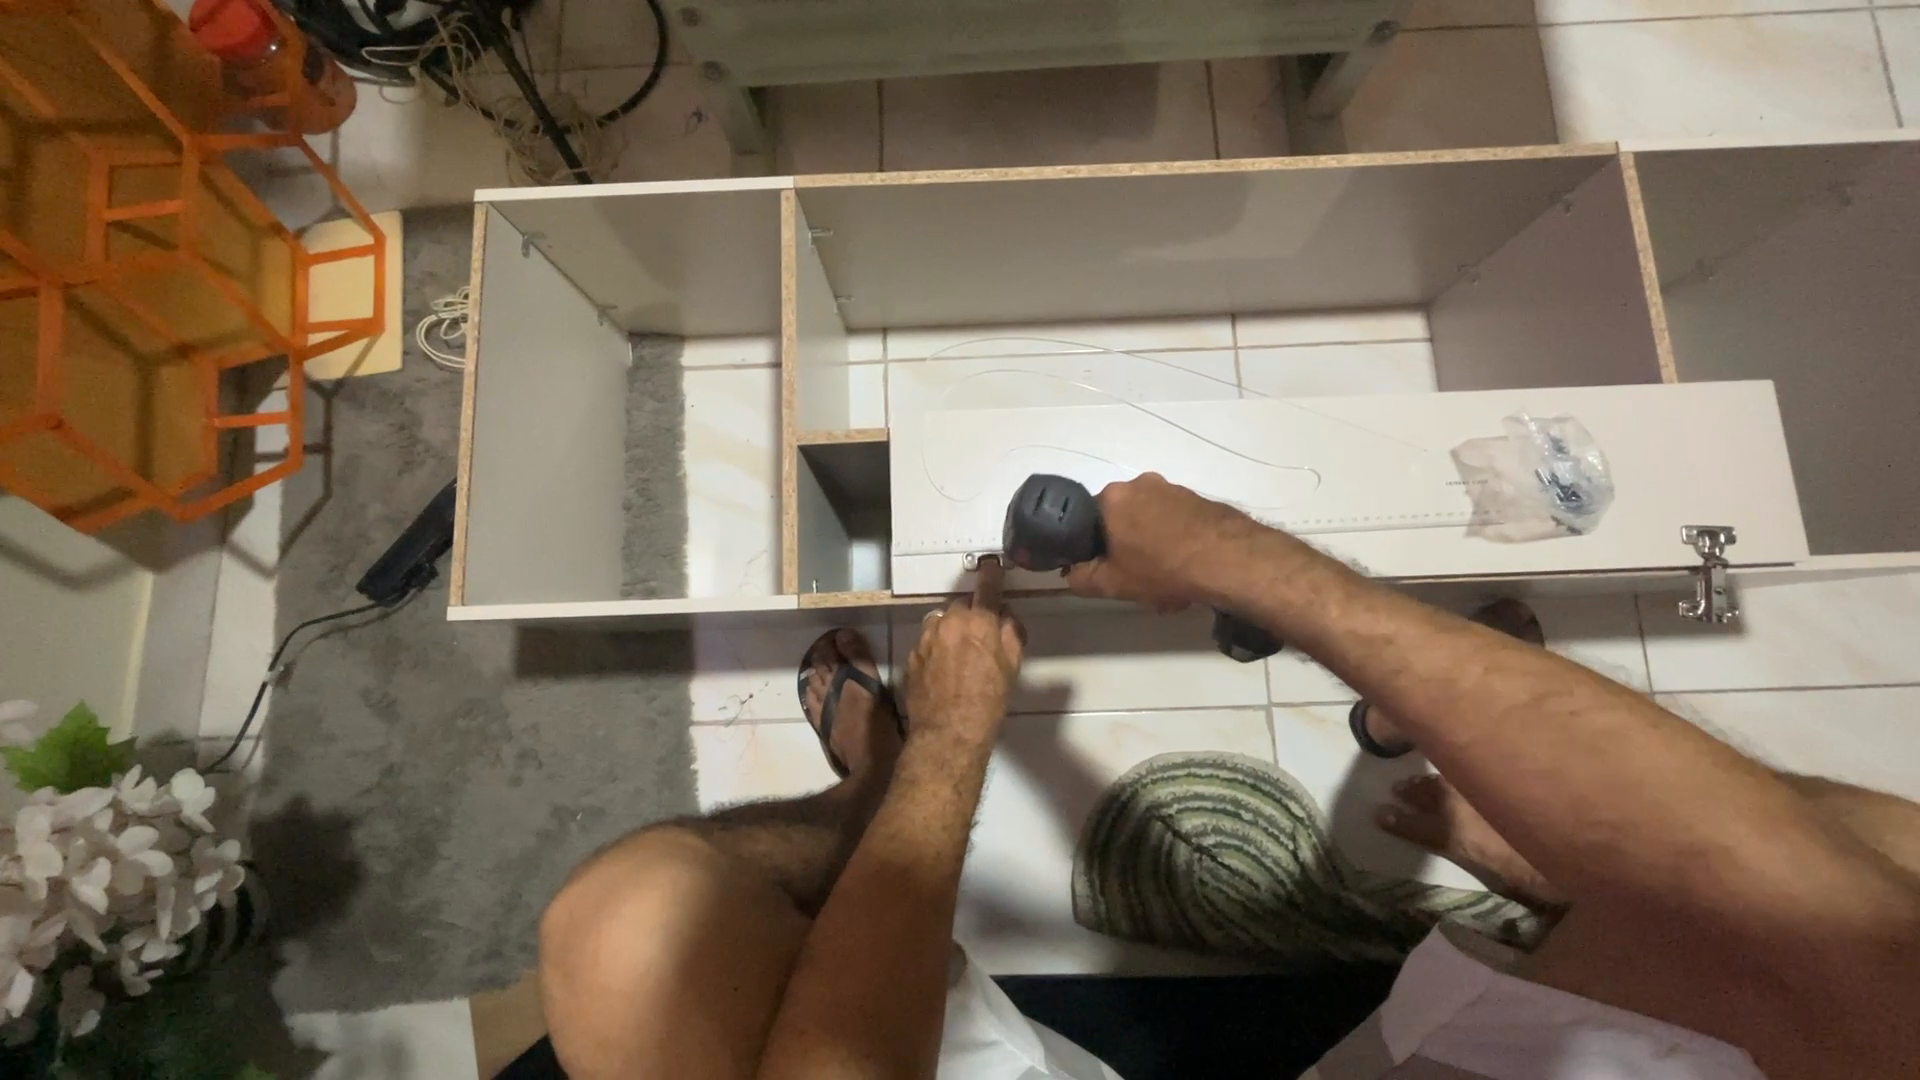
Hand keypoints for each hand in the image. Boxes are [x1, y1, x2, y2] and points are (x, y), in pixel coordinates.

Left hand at [906, 559, 1024, 749]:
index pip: (987, 589)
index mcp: (978, 622)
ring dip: (952, 627)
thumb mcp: (1012, 667)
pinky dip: (937, 646)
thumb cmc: (988, 701)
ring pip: (942, 620)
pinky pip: (928, 640)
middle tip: (982, 633)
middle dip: (973, 612)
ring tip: (961, 653)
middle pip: (962, 605)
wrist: (949, 733)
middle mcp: (949, 622)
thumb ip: (1011, 633)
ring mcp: (926, 638)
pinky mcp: (912, 655)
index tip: (992, 566)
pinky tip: (944, 669)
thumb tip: (1005, 616)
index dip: (992, 576)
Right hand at [1063, 473, 1260, 610]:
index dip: (1091, 547)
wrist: (1229, 560)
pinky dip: (1175, 542)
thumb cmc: (1161, 569)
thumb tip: (1071, 573)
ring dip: (1151, 546)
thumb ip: (1080, 578)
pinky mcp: (1199, 499)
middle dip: (1124, 547)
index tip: (1102, 568)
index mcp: (1111, 497)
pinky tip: (1186, 569)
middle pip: (1120, 519)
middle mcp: (1139, 484)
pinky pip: (1175, 522)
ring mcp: (1172, 488)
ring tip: (1165, 580)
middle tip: (1135, 578)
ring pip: (1149, 521)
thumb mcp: (1111, 584)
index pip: (1085, 519)